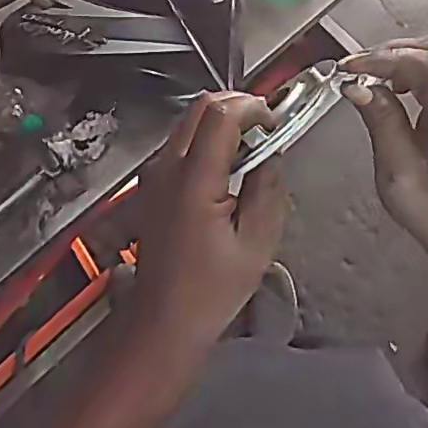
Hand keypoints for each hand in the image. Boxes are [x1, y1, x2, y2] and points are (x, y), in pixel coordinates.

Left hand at [129, 93, 291, 350]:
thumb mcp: (257, 243)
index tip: (274, 122)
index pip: (220, 115)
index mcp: (193, 182)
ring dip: (223, 122)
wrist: (162, 322)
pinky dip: (209, 140)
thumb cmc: (208, 292)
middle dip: (238, 106)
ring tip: (252, 148)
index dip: (252, 107)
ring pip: (190, 122)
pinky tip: (229, 167)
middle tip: (266, 127)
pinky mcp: (153, 185)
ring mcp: (155, 176)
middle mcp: (167, 170)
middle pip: (201, 107)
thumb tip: (271, 156)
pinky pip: (182, 144)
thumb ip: (267, 190)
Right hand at [342, 30, 427, 263]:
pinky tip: (398, 81)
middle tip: (357, 71)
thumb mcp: (399, 181)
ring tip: (376, 74)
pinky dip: (418, 62)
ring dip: (407, 53)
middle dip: (393, 53)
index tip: (353, 68)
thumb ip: (383, 126)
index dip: (390, 59)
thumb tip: (358, 86)